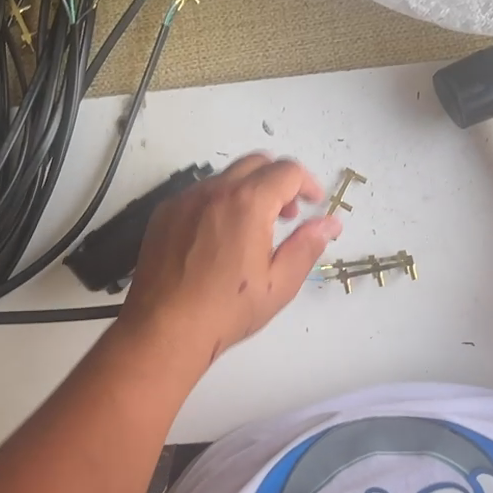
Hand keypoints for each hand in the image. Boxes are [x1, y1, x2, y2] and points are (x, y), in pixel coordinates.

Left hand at [118, 154, 341, 368]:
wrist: (162, 329)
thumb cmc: (225, 310)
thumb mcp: (278, 284)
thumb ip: (307, 246)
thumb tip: (330, 223)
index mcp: (247, 203)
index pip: (287, 171)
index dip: (308, 183)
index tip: (314, 203)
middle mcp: (214, 190)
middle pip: (256, 163)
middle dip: (279, 181)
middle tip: (287, 214)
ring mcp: (185, 198)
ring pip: (226, 176)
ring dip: (248, 189)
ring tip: (253, 229)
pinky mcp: (165, 212)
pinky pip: (199, 192)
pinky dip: (219, 201)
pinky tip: (218, 238)